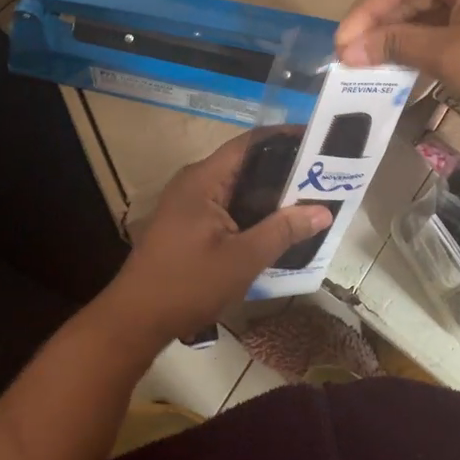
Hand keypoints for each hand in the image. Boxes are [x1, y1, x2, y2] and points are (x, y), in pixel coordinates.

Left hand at [99, 131, 334, 344]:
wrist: (135, 320)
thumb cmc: (187, 284)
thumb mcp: (242, 259)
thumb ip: (282, 231)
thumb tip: (322, 210)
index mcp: (204, 179)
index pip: (250, 144)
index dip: (285, 138)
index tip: (319, 141)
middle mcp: (195, 182)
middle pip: (246, 164)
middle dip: (284, 169)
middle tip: (324, 175)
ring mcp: (189, 204)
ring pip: (238, 188)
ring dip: (270, 194)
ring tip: (311, 197)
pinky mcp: (188, 224)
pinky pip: (228, 206)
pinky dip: (253, 211)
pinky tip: (278, 226)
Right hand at [335, 0, 459, 147]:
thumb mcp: (454, 57)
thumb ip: (398, 45)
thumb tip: (348, 50)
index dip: (368, 11)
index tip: (339, 42)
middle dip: (386, 23)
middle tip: (350, 55)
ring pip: (438, 3)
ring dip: (408, 32)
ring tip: (371, 61)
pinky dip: (435, 37)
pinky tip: (410, 58)